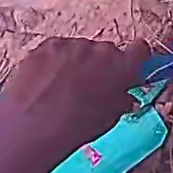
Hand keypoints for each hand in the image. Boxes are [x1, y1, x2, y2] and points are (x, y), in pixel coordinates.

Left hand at [0, 37, 151, 172]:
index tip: (129, 70)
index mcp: (121, 67)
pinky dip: (55, 62)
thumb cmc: (76, 128)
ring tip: (63, 89)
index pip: (140, 50)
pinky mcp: (47, 45)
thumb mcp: (109, 119)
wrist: (32, 125)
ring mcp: (72, 44)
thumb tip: (123, 97)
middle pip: (107, 52)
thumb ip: (121, 100)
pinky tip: (47, 83)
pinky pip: (58, 50)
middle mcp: (100, 49)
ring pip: (81, 50)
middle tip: (91, 88)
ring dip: (77, 64)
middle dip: (102, 66)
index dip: (135, 60)